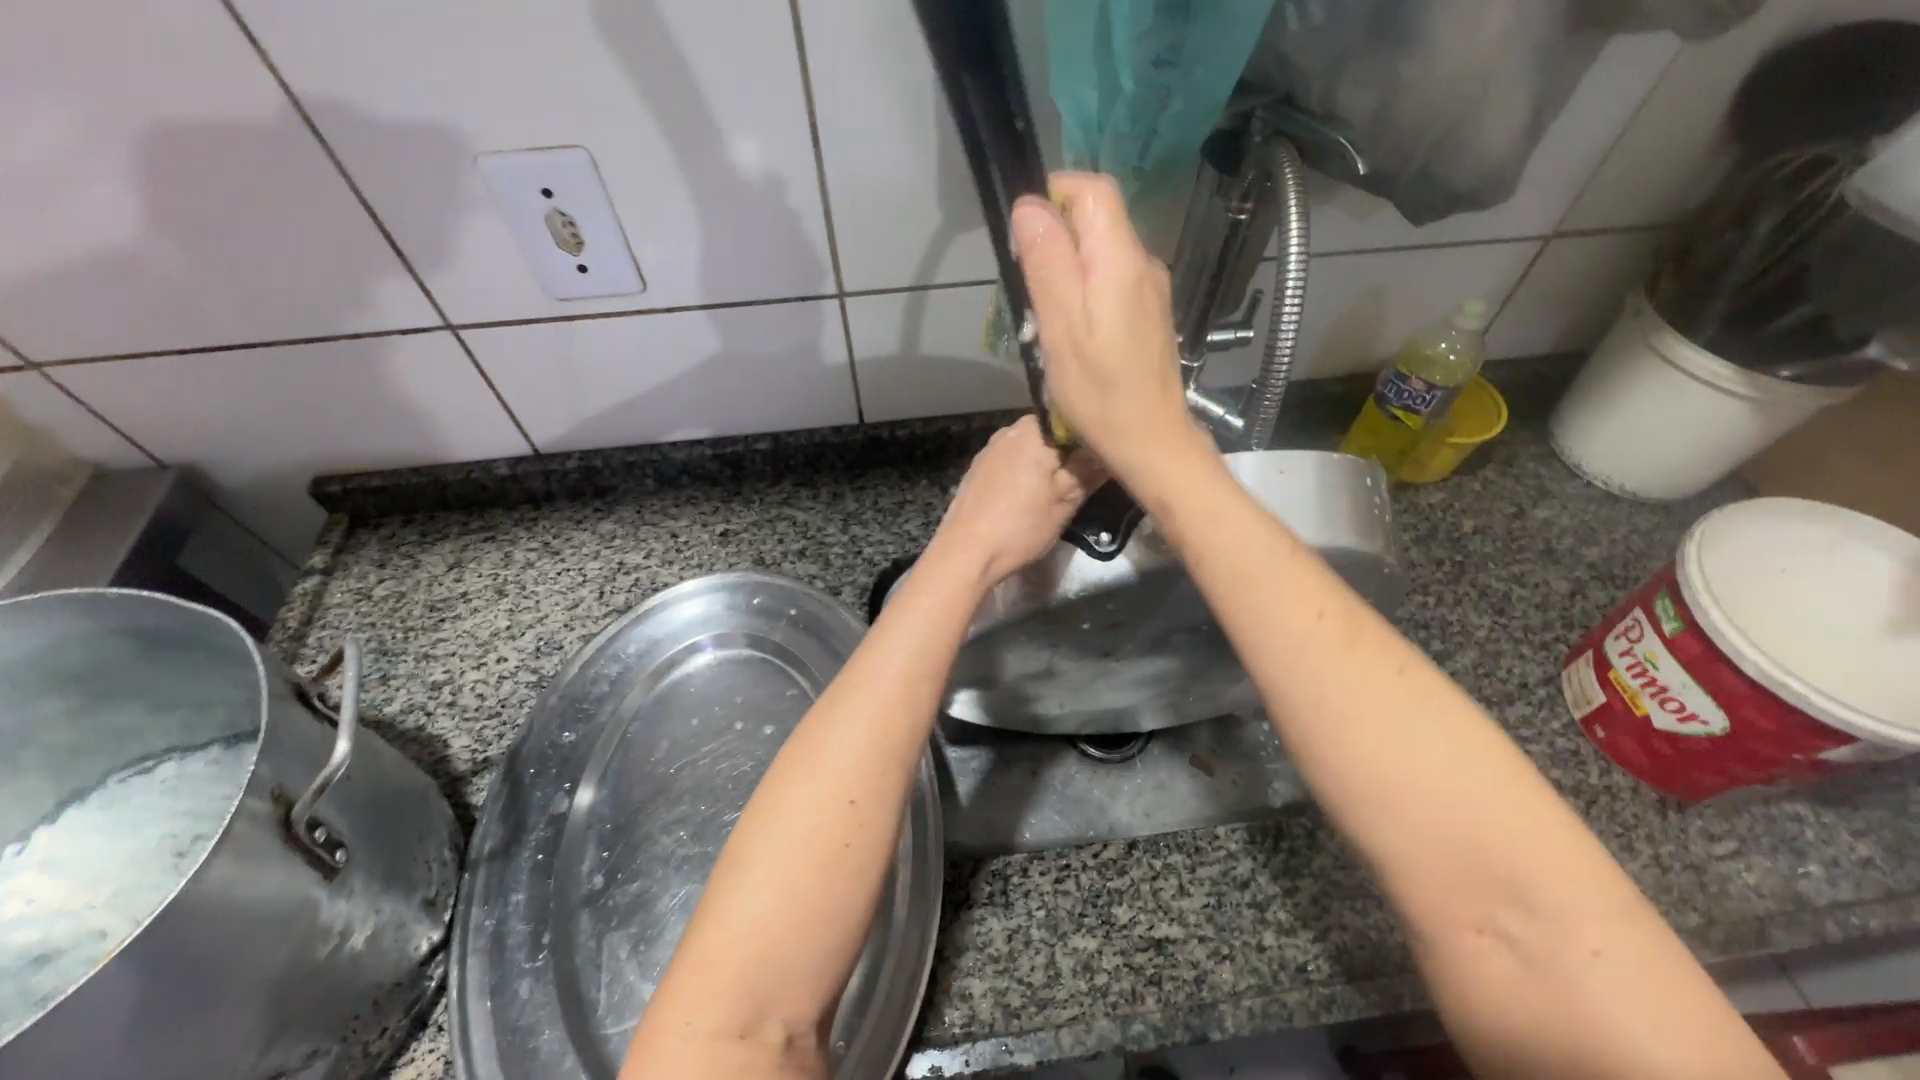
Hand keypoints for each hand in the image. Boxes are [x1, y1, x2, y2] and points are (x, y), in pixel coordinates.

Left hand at [927, 416, 1103, 586]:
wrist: (965, 553)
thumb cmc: (1021, 525)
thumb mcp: (1066, 500)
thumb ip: (1090, 469)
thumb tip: (1109, 450)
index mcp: (1032, 430)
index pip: (1072, 417)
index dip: (1091, 435)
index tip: (1105, 456)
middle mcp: (1008, 431)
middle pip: (1050, 433)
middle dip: (1069, 452)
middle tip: (1086, 479)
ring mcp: (989, 450)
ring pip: (1030, 449)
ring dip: (1047, 465)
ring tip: (1059, 491)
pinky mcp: (977, 471)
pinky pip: (1011, 463)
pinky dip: (1025, 475)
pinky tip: (1028, 499)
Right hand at [1011, 173, 1215, 497]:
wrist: (1151, 441)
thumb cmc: (1099, 392)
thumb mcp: (1060, 327)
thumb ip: (1047, 262)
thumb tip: (1029, 205)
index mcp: (1120, 260)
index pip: (1093, 190)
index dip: (1055, 194)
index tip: (1025, 235)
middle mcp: (1143, 263)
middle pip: (1097, 220)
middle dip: (1055, 239)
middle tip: (1030, 287)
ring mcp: (1151, 289)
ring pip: (1102, 253)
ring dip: (1068, 270)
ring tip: (1048, 317)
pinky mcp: (1150, 313)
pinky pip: (1112, 281)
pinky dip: (1086, 292)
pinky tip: (1074, 333)